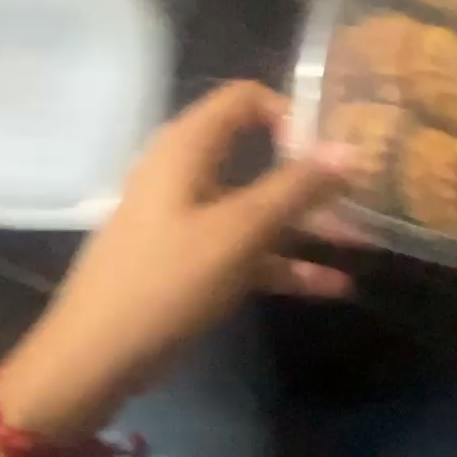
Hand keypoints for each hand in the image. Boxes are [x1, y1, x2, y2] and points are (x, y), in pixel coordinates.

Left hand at [0, 82, 350, 436]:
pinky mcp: (188, 259)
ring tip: (362, 242)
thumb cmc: (167, 281)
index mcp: (187, 147)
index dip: (291, 113)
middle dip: (311, 176)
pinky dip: (281, 261)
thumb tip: (351, 148)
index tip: (330, 150)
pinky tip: (332, 286)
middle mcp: (185, 172)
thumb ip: (295, 189)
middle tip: (362, 194)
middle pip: (256, 154)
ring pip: (254, 207)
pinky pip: (243, 248)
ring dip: (305, 224)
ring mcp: (186, 218)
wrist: (94, 357)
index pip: (244, 99)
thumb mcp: (238, 232)